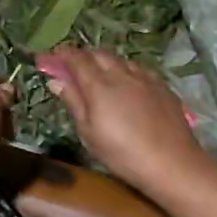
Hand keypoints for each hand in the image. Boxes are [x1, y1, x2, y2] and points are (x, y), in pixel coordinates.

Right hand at [36, 47, 204, 185]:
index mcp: (100, 84)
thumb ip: (74, 101)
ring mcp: (145, 77)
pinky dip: (124, 70)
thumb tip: (56, 80)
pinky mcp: (162, 85)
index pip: (76, 58)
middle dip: (80, 56)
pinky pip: (137, 69)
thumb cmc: (122, 154)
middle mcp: (122, 73)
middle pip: (98, 54)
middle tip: (68, 68)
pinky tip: (125, 83)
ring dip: (103, 62)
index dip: (59, 56)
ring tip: (96, 75)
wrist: (171, 162)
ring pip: (119, 60)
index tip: (45, 59)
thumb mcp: (89, 133)